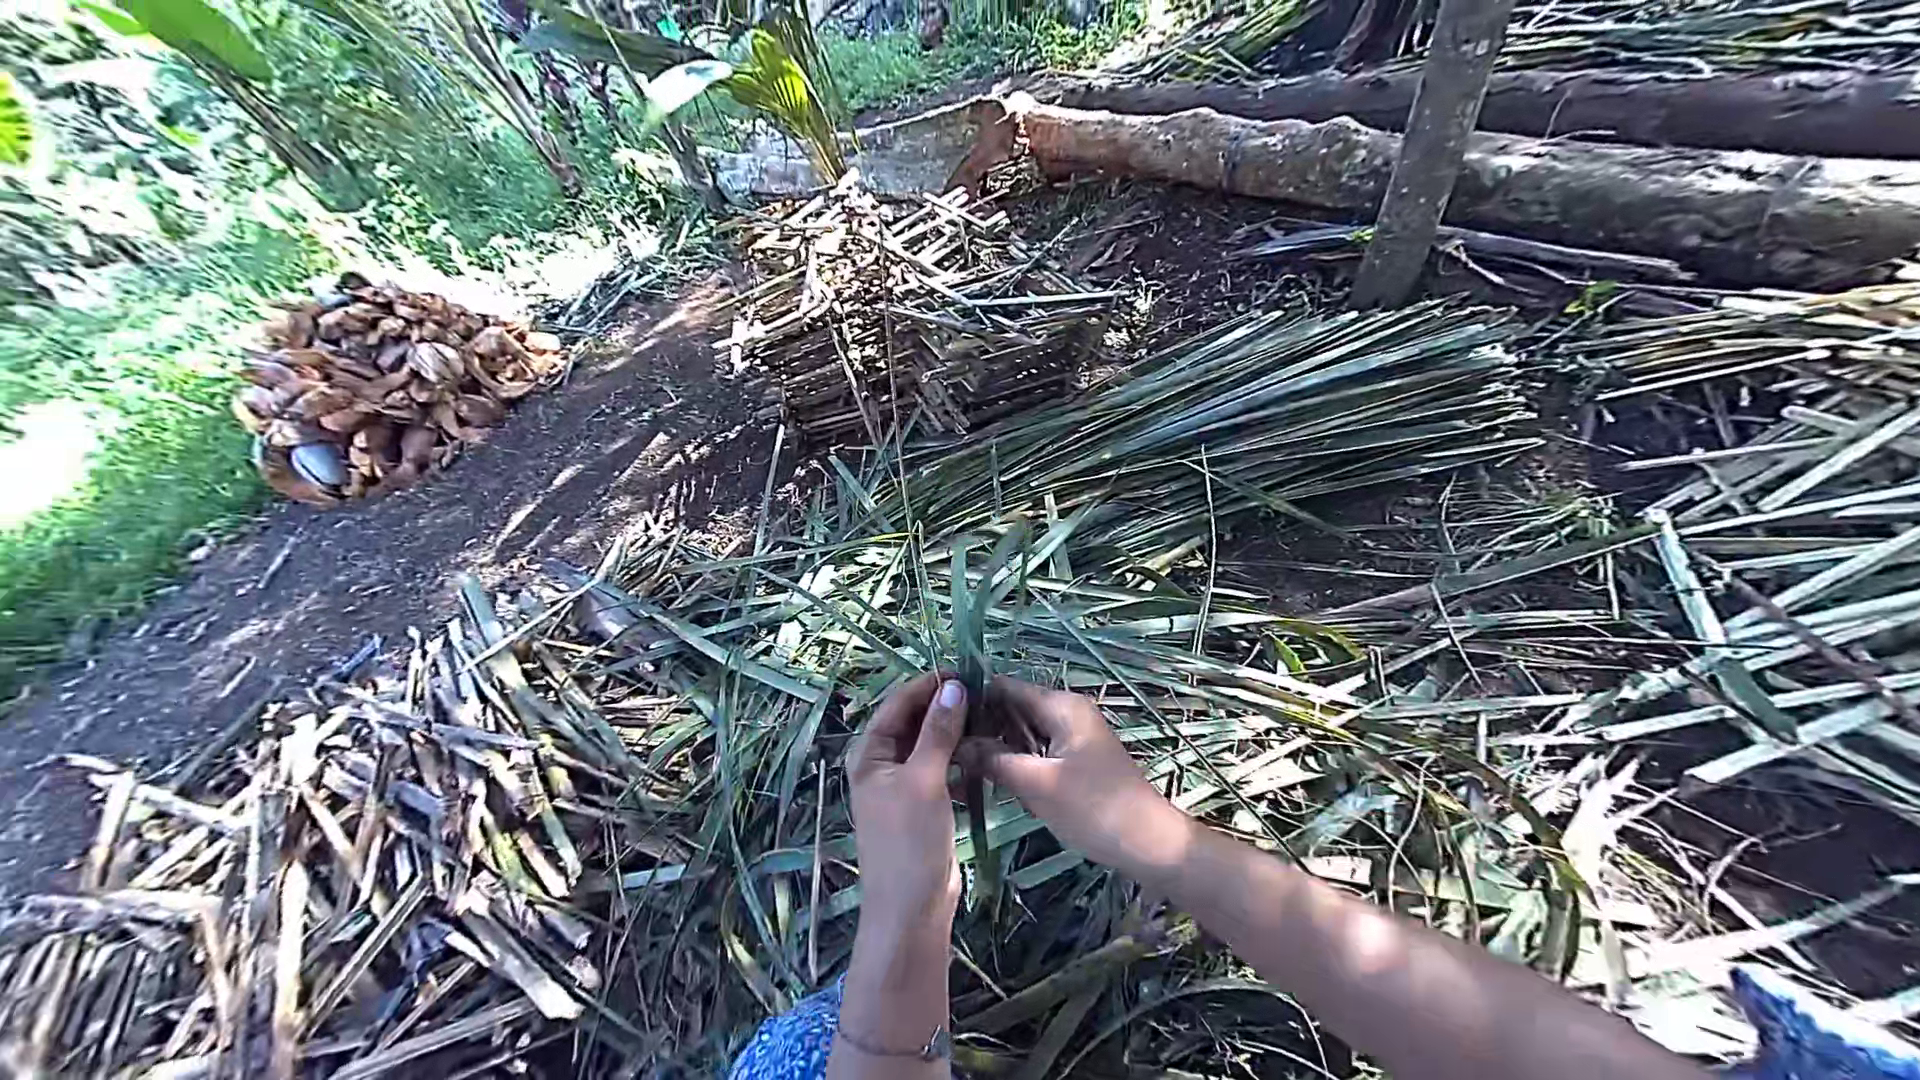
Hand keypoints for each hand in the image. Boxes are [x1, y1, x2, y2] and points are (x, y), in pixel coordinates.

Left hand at [846, 672, 966, 932]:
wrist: (912, 911)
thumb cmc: (909, 841)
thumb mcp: (924, 780)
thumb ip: (938, 731)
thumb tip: (953, 686)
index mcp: (870, 753)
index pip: (899, 703)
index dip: (928, 685)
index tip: (964, 671)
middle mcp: (883, 763)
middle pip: (915, 721)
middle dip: (944, 705)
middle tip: (982, 692)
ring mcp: (904, 783)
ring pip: (931, 743)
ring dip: (954, 730)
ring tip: (987, 716)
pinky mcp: (925, 801)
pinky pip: (942, 766)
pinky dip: (959, 756)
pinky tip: (982, 751)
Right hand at [960, 677, 1197, 881]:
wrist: (1150, 844)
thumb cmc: (1094, 808)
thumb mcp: (1036, 784)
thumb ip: (993, 760)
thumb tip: (955, 746)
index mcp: (1060, 705)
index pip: (1004, 687)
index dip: (973, 702)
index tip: (944, 727)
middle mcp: (1067, 711)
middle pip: (1013, 707)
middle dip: (984, 728)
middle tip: (952, 756)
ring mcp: (1073, 734)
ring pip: (1023, 730)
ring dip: (999, 748)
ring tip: (969, 771)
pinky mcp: (1076, 757)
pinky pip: (1037, 748)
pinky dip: (1018, 761)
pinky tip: (1001, 783)